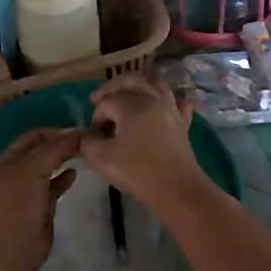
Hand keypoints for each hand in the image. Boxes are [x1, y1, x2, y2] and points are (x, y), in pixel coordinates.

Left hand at [0, 127, 81, 270]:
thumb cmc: (13, 210)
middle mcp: (16, 173)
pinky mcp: (38, 211)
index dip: (57, 131)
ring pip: (48, 169)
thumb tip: (79, 133)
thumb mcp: (31, 171)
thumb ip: (54, 150)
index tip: (84, 132)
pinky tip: (75, 175)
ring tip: (87, 156)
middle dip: (62, 143)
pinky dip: (63, 179)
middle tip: (90, 142)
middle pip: (42, 150)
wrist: (3, 257)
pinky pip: (52, 189)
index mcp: (9, 160)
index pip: (35, 136)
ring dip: (64, 160)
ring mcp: (27, 193)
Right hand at [81, 75, 209, 210]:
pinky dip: (168, 99)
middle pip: (132, 81)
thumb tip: (88, 137)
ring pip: (157, 85)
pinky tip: (161, 106)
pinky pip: (178, 102)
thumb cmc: (137, 171)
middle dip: (112, 88)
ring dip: (140, 86)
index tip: (93, 134)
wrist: (176, 189)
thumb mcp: (100, 158)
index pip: (107, 101)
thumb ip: (87, 143)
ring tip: (128, 96)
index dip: (96, 115)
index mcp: (133, 105)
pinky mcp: (184, 124)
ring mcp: (173, 110)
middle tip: (99, 99)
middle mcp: (155, 100)